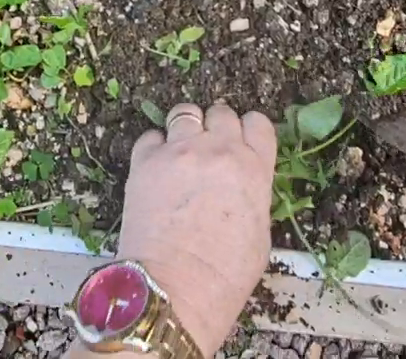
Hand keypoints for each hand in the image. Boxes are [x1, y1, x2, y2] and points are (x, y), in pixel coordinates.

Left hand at [114, 102, 276, 355]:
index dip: (249, 132)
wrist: (173, 291)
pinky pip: (151, 137)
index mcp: (253, 168)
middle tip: (209, 152)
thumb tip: (241, 184)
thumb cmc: (224, 277)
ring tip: (180, 152)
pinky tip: (156, 170)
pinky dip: (154, 149)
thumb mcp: (260, 236)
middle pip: (221, 113)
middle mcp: (218, 149)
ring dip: (185, 129)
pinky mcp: (145, 160)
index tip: (242, 144)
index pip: (259, 123)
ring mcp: (179, 150)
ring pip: (184, 112)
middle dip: (216, 128)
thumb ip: (252, 194)